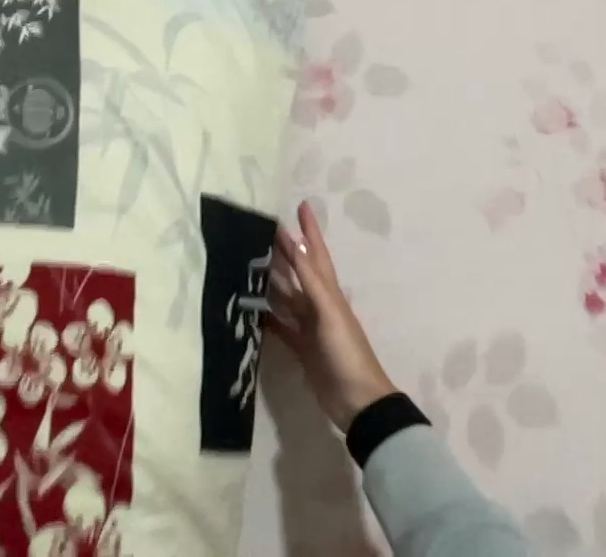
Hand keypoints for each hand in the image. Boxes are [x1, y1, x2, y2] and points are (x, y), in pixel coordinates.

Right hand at [264, 201, 396, 431]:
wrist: (358, 401)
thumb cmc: (346, 352)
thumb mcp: (329, 312)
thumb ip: (311, 280)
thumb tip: (297, 244)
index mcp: (328, 292)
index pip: (315, 253)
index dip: (309, 230)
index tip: (301, 205)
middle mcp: (318, 303)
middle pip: (298, 270)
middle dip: (285, 249)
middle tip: (262, 229)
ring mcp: (309, 325)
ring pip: (286, 295)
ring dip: (271, 279)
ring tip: (247, 262)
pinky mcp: (300, 346)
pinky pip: (280, 324)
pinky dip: (266, 315)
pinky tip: (250, 308)